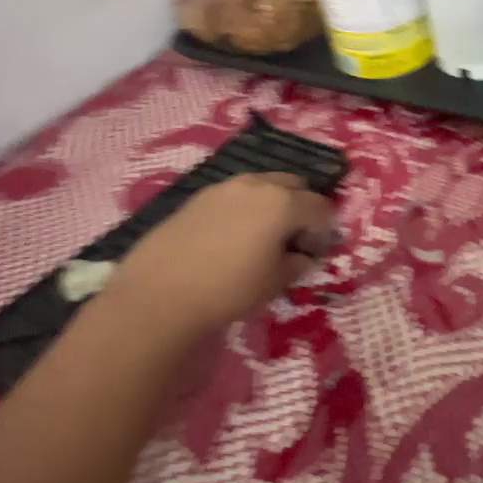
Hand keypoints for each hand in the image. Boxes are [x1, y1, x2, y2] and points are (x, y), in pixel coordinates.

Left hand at [104, 173, 334, 338]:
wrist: (157, 297)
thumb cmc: (228, 290)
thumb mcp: (276, 282)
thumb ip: (298, 263)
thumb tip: (302, 255)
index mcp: (284, 203)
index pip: (321, 208)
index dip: (325, 229)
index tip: (318, 251)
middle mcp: (257, 185)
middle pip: (294, 185)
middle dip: (301, 207)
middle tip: (293, 238)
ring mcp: (223, 188)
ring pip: (262, 186)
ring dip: (271, 204)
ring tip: (261, 236)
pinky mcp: (196, 198)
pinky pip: (233, 196)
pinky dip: (243, 209)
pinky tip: (230, 238)